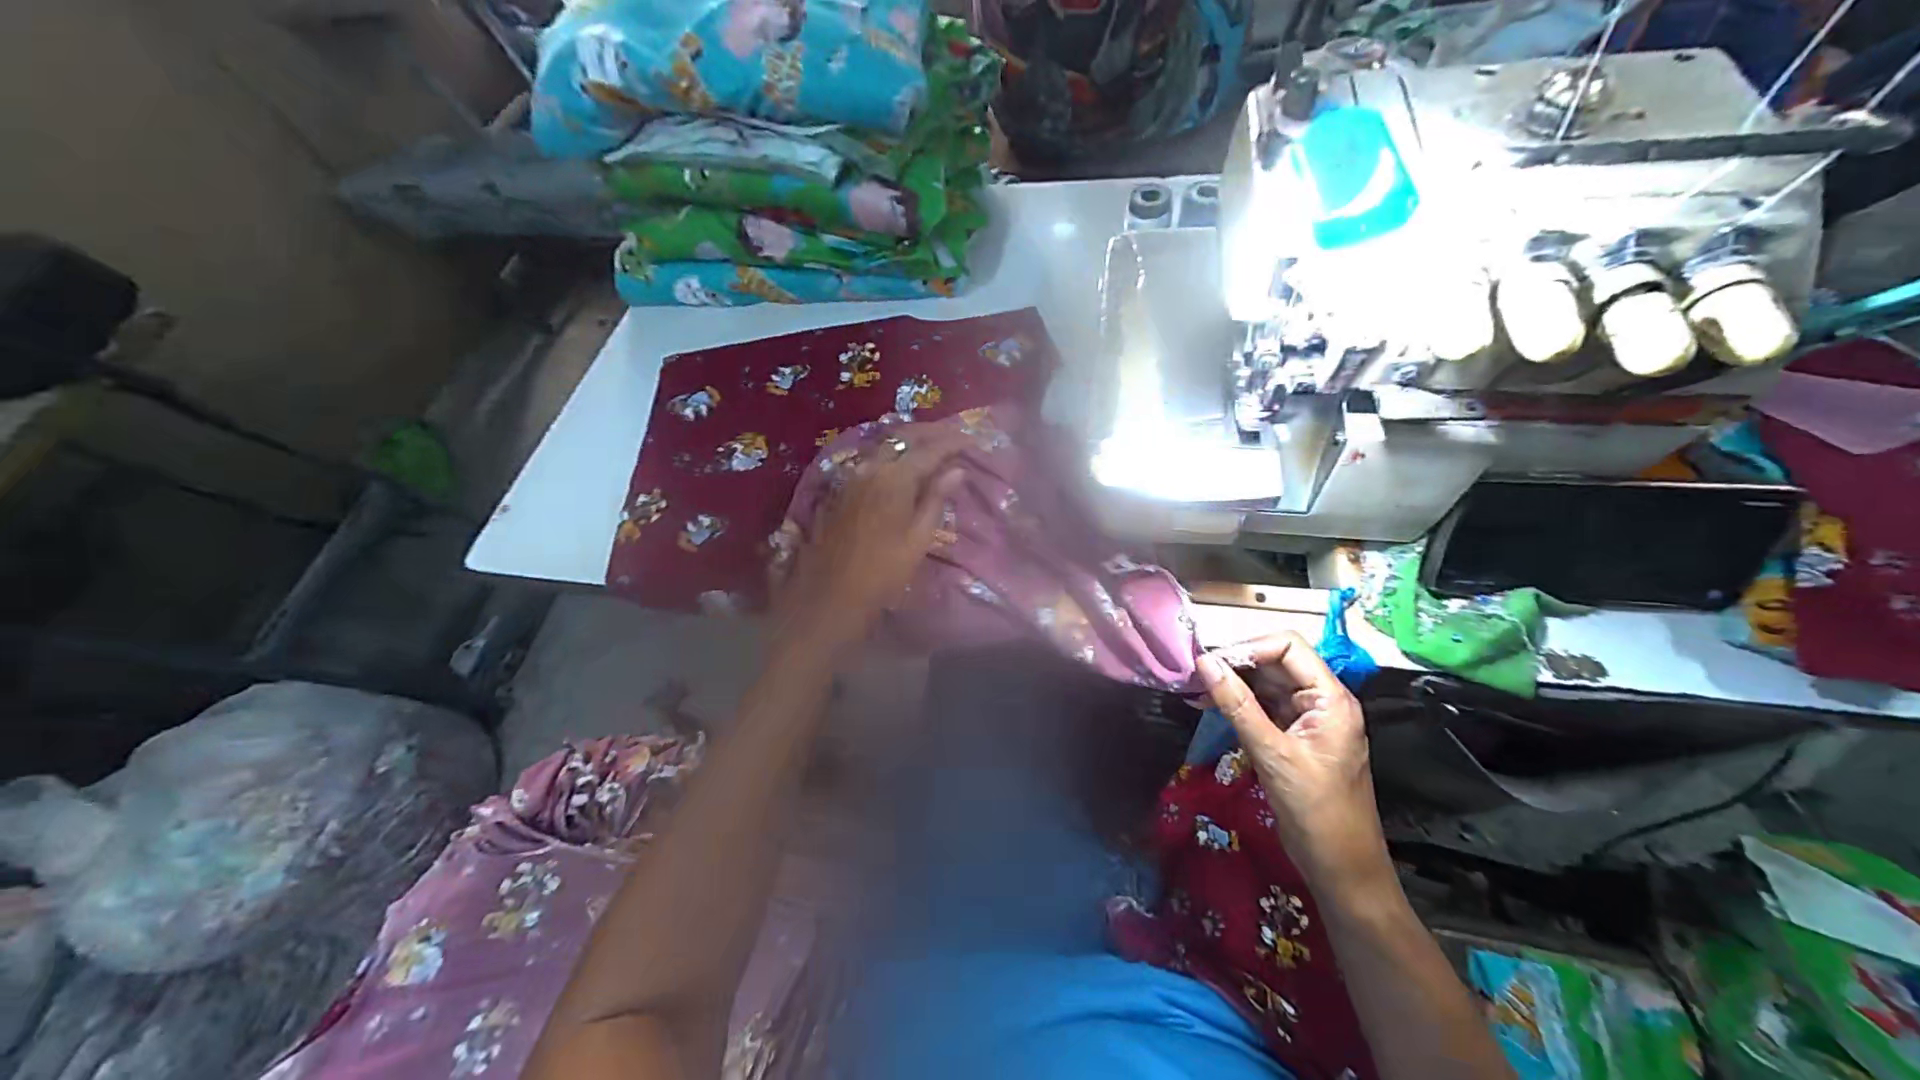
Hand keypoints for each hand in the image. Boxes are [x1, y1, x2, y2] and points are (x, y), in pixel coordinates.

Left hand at [775, 423, 970, 655]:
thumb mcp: (918, 539)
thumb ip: (937, 499)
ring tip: (932, 446)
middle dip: (931, 433)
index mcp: (894, 478)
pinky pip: (872, 460)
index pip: (930, 449)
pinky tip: (902, 465)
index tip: (974, 439)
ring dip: (910, 441)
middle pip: (904, 438)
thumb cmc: (882, 573)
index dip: (954, 442)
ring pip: (885, 446)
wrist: (831, 595)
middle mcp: (871, 468)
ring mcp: (852, 476)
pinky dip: (892, 455)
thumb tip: (957, 470)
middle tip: (954, 435)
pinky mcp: (841, 489)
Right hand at [1197, 632, 1393, 896]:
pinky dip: (1237, 703)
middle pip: (1275, 662)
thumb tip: (1205, 663)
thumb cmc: (1315, 810)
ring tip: (1195, 689)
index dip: (1249, 648)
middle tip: (1195, 675)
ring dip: (1232, 683)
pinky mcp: (1292, 736)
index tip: (1211, 663)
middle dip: (1235, 664)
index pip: (1288, 647)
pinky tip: (1209, 705)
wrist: (1340, 866)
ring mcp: (1307, 719)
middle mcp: (1321, 701)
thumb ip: (1238, 705)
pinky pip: (1263, 707)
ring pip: (1265, 684)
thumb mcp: (1272, 753)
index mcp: (1330, 698)